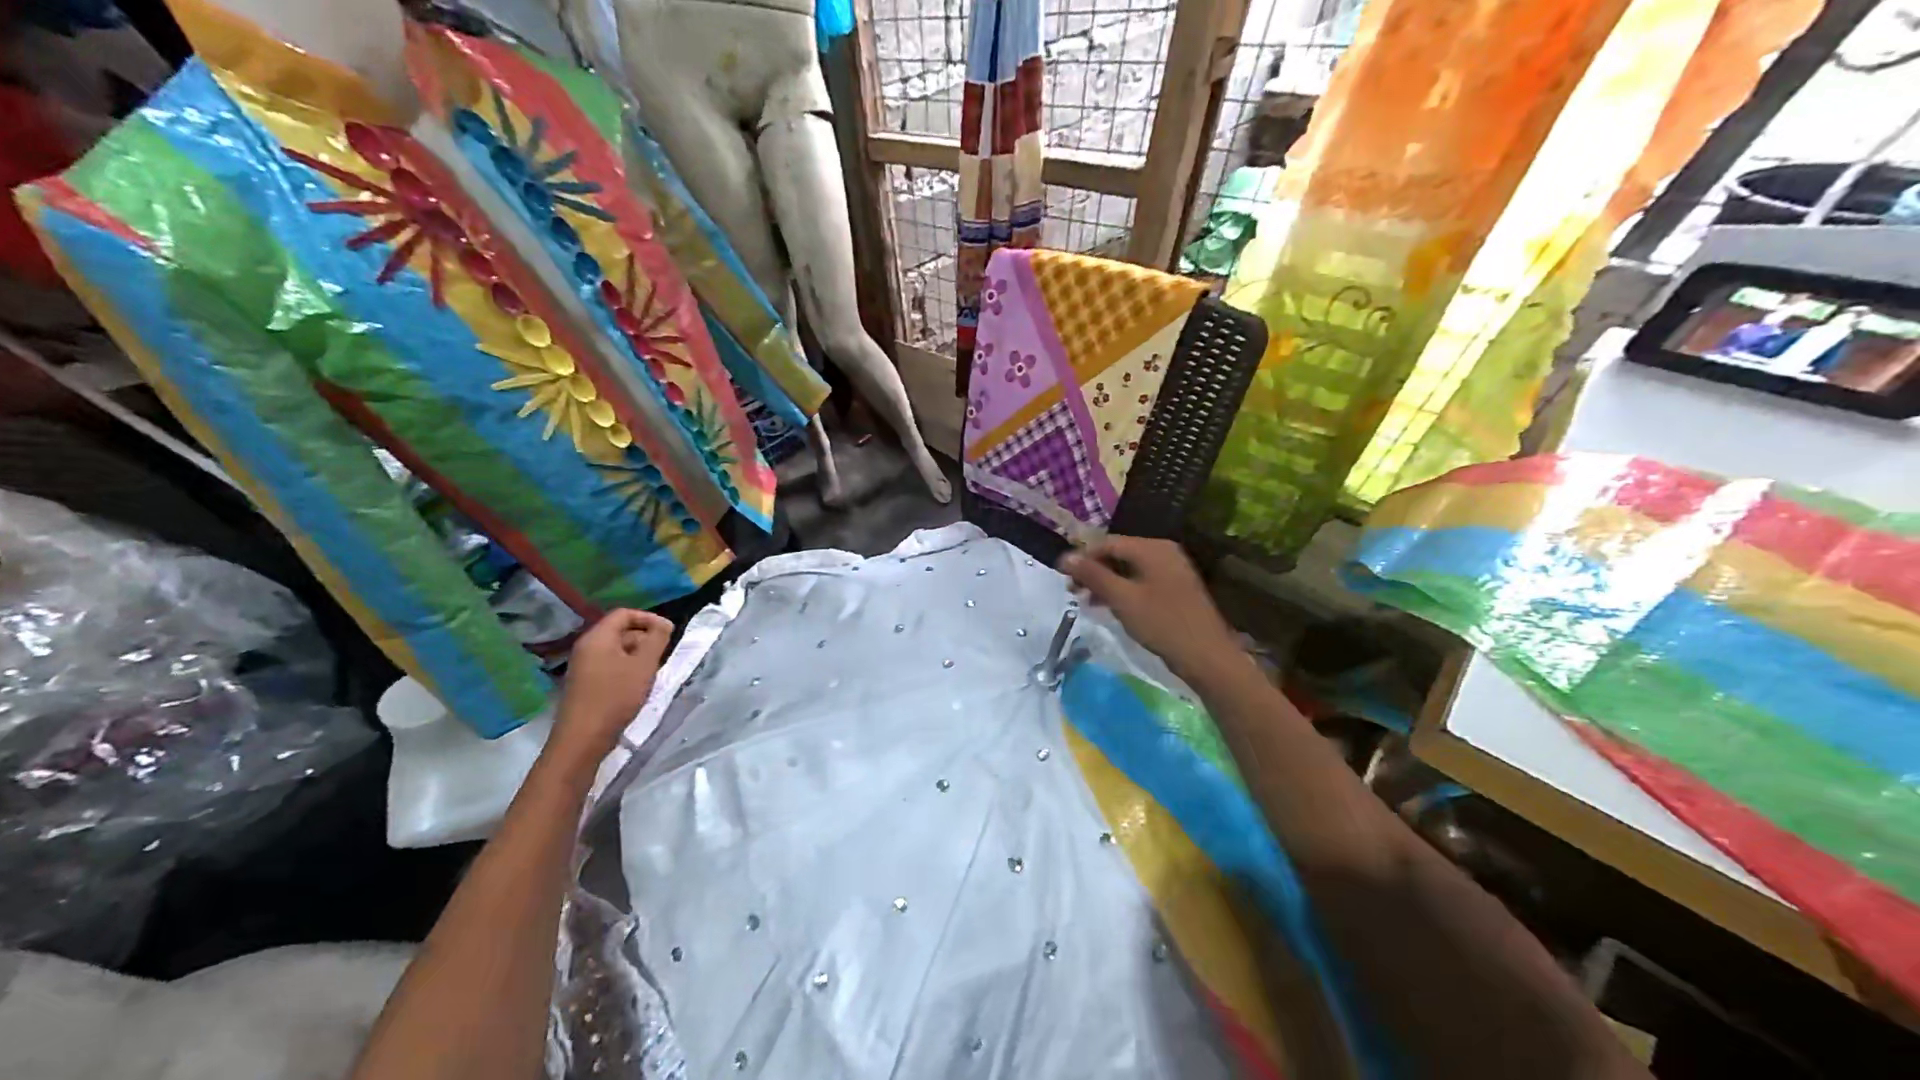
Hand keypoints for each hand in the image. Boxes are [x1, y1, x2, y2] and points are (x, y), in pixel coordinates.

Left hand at [550, 608, 673, 765]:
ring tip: (652, 672)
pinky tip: (637, 685)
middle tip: (662, 655)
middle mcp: (587, 647)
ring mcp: (583, 665)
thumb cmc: (616, 697)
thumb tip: (664, 623)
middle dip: (645, 638)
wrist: (582, 738)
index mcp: (598, 637)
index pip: (624, 613)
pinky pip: (609, 664)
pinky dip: (626, 668)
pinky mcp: (585, 682)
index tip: (668, 633)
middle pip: (620, 630)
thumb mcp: (643, 666)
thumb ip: (657, 639)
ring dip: (637, 655)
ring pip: (616, 649)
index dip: (649, 618)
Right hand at [1058, 536, 1242, 682]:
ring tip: (1087, 602)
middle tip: (1072, 591)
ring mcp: (1172, 570)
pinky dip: (1123, 590)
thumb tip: (1065, 557)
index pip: (1108, 543)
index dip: (1082, 557)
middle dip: (1093, 570)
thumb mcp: (1122, 599)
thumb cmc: (1162, 624)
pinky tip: (1110, 607)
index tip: (1062, 577)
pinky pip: (1142, 581)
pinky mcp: (1176, 589)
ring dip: (1106, 582)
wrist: (1207, 657)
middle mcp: (1164, 552)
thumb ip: (1093, 575)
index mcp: (1152, 548)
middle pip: (1119, 553)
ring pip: (1129, 569)